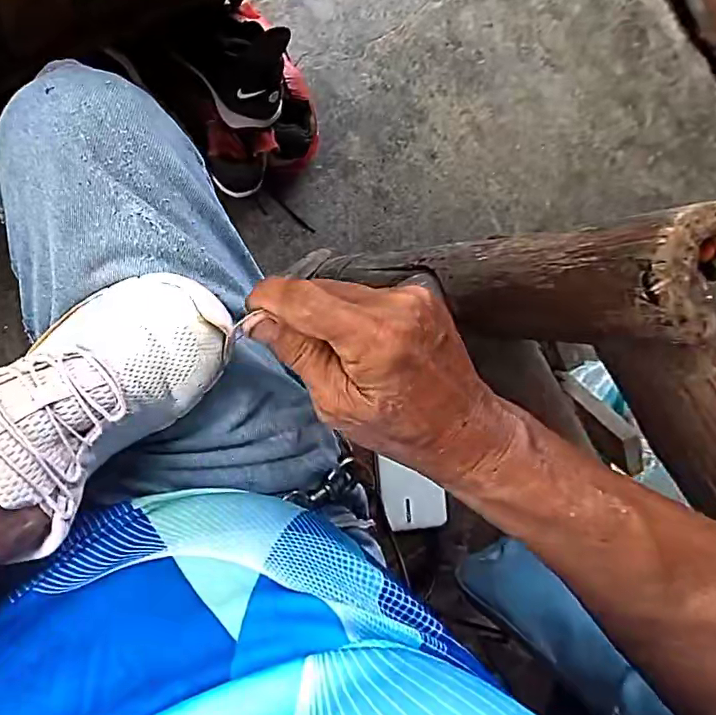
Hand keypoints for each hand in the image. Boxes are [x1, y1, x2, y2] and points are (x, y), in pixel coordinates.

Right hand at [244, 277, 519, 488]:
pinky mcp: (415, 292)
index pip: (303, 297)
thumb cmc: (405, 428)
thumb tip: (261, 323)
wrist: (461, 426)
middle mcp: (396, 306)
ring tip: (336, 350)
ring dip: (322, 311)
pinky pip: (360, 291)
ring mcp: (410, 295)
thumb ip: (297, 352)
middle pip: (317, 288)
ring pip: (337, 287)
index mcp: (375, 338)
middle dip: (295, 310)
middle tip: (292, 342)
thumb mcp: (335, 403)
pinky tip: (358, 342)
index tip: (254, 309)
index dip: (269, 299)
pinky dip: (347, 311)